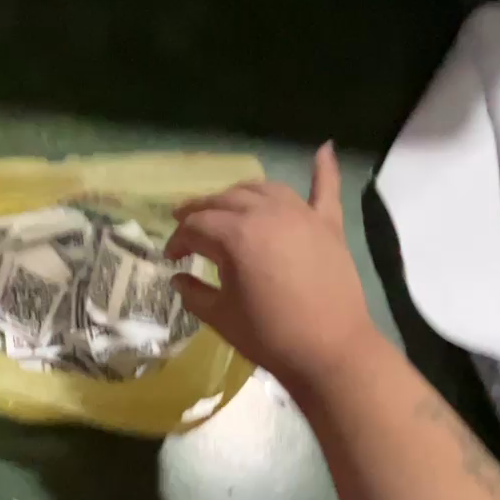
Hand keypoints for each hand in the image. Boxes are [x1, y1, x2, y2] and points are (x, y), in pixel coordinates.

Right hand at [164, 142, 380, 384]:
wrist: (329, 351)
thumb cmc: (269, 337)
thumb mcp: (221, 318)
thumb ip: (195, 294)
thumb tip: (178, 280)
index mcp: (235, 235)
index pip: (196, 226)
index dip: (177, 240)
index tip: (170, 258)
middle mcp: (266, 212)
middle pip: (226, 200)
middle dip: (201, 211)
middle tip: (186, 225)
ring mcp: (301, 215)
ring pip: (264, 189)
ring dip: (240, 194)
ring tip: (227, 205)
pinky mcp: (329, 226)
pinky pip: (325, 189)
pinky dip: (323, 169)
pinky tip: (324, 149)